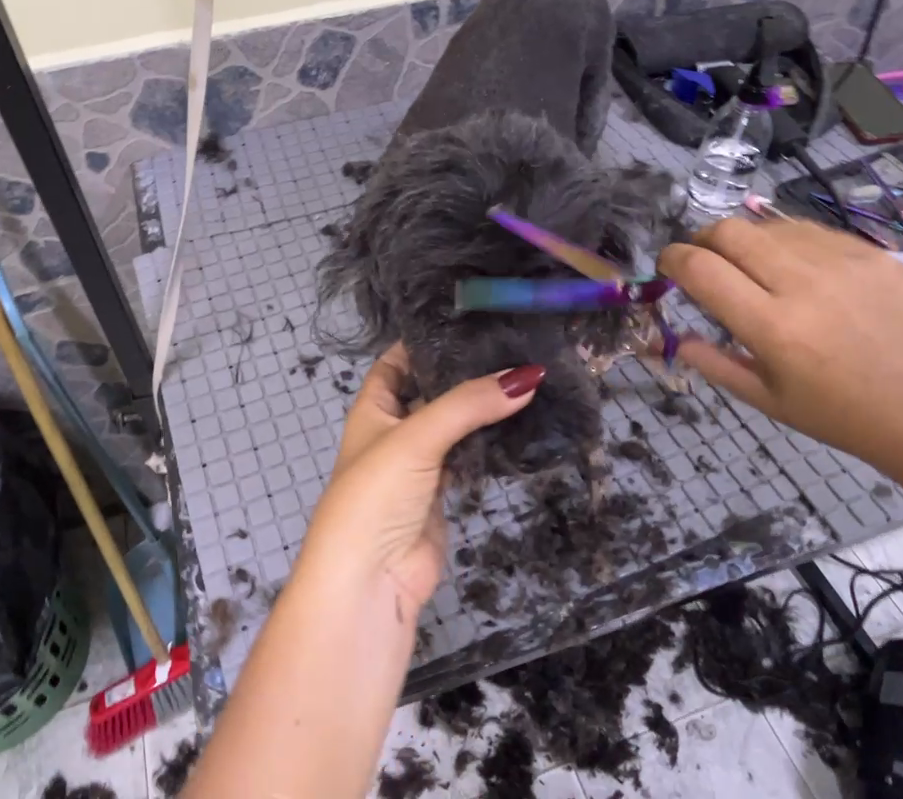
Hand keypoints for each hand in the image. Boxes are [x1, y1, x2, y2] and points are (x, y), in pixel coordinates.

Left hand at [298, 344, 541, 620]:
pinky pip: (470, 456)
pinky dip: (491, 443)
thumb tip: (529, 375)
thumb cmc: (376, 494)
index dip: (428, 339)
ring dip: (485, 409)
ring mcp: (420, 463)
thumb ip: (469, 405)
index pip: (399, 360)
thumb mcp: (417, 437)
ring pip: (456, 425)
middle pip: (433, 390)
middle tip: (518, 344)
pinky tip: (524, 424)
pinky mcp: (443, 493)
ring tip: (532, 376)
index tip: (474, 320)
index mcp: (373, 407)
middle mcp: (395, 429)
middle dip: (468, 373)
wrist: (370, 580)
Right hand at [662, 217, 902, 463]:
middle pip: (730, 231)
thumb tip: (672, 337)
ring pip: (769, 225)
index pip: (701, 269)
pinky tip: (794, 269)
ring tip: (750, 266)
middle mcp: (804, 285)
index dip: (673, 259)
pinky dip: (787, 243)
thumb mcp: (765, 400)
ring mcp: (842, 263)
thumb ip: (713, 363)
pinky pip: (810, 231)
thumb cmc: (839, 414)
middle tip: (703, 258)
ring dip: (746, 240)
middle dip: (703, 239)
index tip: (667, 265)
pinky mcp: (872, 253)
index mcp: (773, 328)